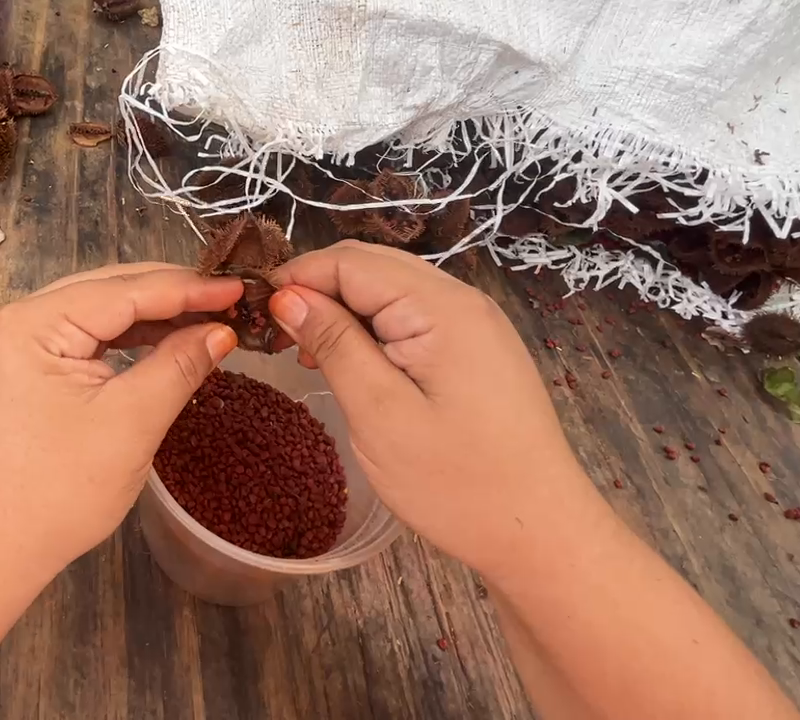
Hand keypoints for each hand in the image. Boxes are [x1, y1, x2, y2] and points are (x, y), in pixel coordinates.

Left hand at [0, 263, 241, 574]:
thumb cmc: (59, 490)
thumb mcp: (130, 423)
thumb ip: (178, 366)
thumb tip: (223, 332)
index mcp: (32, 323)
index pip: (122, 291)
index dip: (186, 288)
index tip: (238, 286)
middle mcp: (22, 317)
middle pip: (110, 290)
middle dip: (172, 294)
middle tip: (231, 297)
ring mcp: (24, 339)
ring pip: (103, 310)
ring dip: (156, 315)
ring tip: (210, 316)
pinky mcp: (33, 362)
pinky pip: (92, 335)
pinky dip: (132, 337)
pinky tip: (170, 337)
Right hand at [266, 241, 606, 580]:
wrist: (543, 537)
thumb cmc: (457, 482)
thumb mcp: (379, 412)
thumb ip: (332, 343)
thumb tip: (285, 295)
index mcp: (440, 307)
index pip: (348, 262)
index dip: (295, 277)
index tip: (256, 313)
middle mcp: (459, 299)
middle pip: (367, 265)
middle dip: (314, 288)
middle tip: (277, 334)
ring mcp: (471, 321)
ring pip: (385, 286)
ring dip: (339, 307)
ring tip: (308, 353)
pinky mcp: (472, 345)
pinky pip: (406, 312)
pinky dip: (368, 324)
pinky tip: (350, 362)